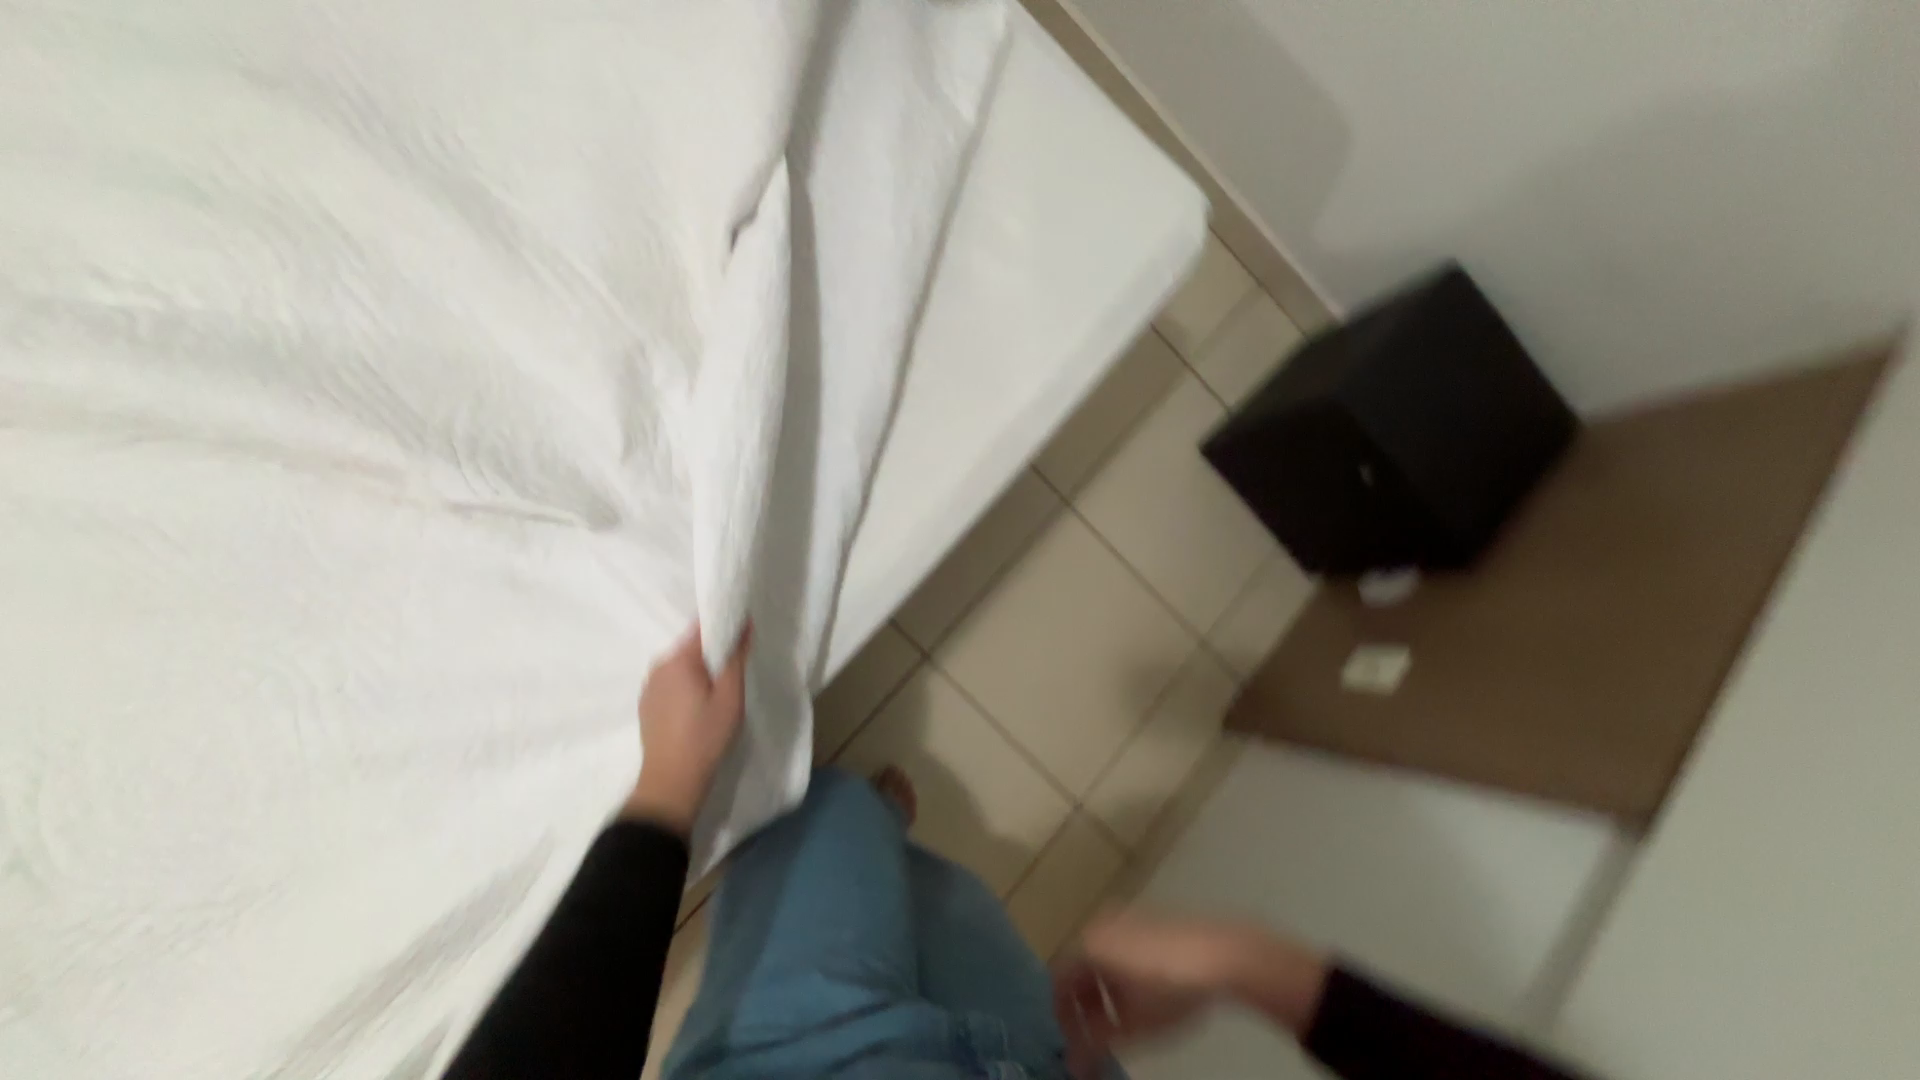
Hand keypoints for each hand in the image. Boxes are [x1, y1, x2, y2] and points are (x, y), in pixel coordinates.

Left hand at [620, 623, 750, 833]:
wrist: (671, 781)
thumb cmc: (706, 737)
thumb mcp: (730, 696)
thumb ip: (736, 658)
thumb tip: (744, 625)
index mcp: (678, 660)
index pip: (702, 628)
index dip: (724, 626)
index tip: (744, 632)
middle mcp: (659, 666)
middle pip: (691, 647)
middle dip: (713, 652)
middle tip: (736, 670)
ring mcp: (649, 686)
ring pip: (681, 666)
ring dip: (699, 671)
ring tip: (719, 691)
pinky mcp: (647, 704)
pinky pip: (671, 683)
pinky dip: (686, 686)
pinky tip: (699, 707)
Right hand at [1053, 911, 1326, 1077]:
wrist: (1221, 953)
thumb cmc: (1170, 989)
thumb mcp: (1132, 1026)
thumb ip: (1096, 1044)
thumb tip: (1075, 1063)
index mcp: (1088, 944)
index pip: (1059, 983)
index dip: (1065, 1018)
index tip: (1077, 1045)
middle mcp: (1098, 924)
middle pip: (1078, 969)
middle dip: (1085, 1007)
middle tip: (1099, 1038)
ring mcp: (1122, 917)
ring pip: (1100, 959)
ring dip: (1103, 993)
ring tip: (1123, 1022)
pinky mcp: (1144, 918)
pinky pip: (1118, 948)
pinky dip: (1120, 974)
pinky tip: (1142, 996)